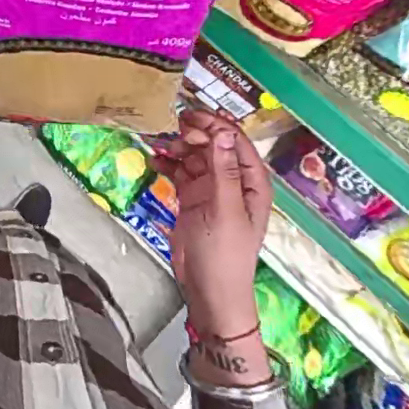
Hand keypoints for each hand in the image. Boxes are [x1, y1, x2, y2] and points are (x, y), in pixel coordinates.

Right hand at [158, 108, 273, 386]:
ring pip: (196, 157)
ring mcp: (212, 190)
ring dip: (180, 148)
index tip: (190, 116)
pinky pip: (182, 173)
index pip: (235, 142)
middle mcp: (234, 181)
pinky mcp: (193, 199)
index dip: (214, 126)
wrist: (209, 292)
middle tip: (172, 130)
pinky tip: (156, 161)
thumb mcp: (225, 210)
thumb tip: (222, 134)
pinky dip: (170, 165)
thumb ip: (224, 171)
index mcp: (252, 182)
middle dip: (194, 135)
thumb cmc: (224, 255)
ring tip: (161, 146)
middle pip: (215, 146)